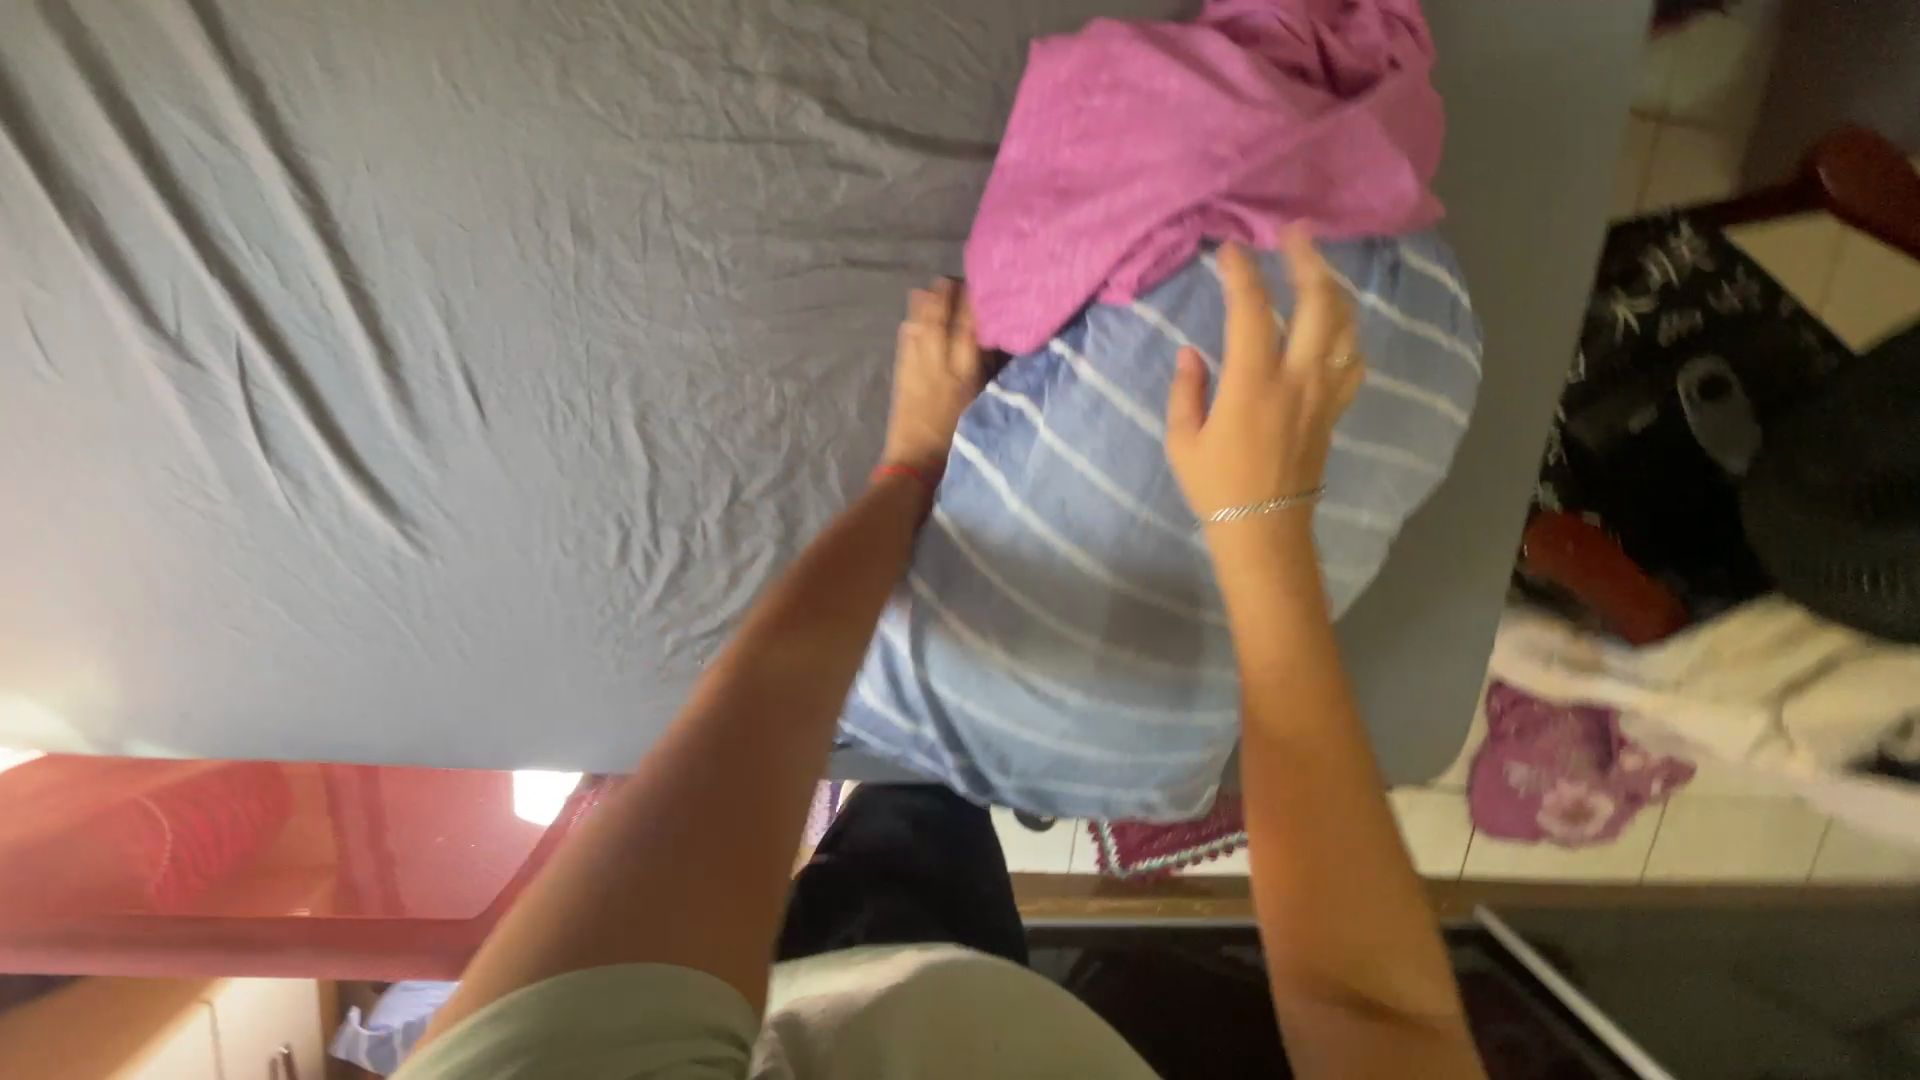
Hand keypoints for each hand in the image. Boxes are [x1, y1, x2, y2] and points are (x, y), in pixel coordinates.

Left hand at [881, 278, 988, 476]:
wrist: (916, 463)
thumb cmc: (959, 440)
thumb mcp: (981, 404)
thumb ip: (985, 373)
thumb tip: (988, 344)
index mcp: (964, 374)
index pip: (969, 329)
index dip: (972, 305)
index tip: (977, 286)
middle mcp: (939, 365)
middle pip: (941, 321)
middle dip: (945, 297)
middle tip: (950, 279)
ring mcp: (916, 369)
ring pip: (920, 328)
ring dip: (924, 307)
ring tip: (930, 288)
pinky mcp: (900, 377)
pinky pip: (904, 345)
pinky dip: (909, 328)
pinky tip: (912, 318)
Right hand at [1165, 230, 1366, 524]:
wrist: (1263, 528)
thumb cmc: (1215, 486)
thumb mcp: (1182, 440)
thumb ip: (1186, 390)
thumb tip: (1191, 353)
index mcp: (1252, 384)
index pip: (1251, 311)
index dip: (1241, 274)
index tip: (1230, 250)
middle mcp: (1297, 379)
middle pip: (1317, 303)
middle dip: (1307, 260)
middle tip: (1295, 233)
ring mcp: (1323, 393)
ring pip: (1345, 326)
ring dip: (1333, 289)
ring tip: (1318, 268)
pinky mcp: (1335, 410)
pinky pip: (1353, 360)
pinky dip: (1348, 332)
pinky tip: (1337, 325)